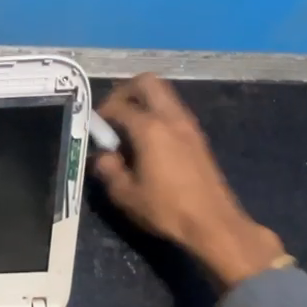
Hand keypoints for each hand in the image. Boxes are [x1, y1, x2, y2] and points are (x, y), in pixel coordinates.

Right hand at [93, 74, 286, 289]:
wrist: (213, 224)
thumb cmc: (166, 209)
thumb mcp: (125, 194)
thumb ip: (108, 169)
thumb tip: (103, 156)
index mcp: (149, 129)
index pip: (117, 106)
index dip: (100, 115)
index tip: (93, 131)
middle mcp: (170, 118)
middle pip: (146, 82)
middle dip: (124, 92)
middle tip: (112, 115)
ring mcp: (188, 125)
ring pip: (163, 94)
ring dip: (142, 102)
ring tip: (128, 130)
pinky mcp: (197, 136)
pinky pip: (173, 110)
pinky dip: (156, 114)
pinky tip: (148, 142)